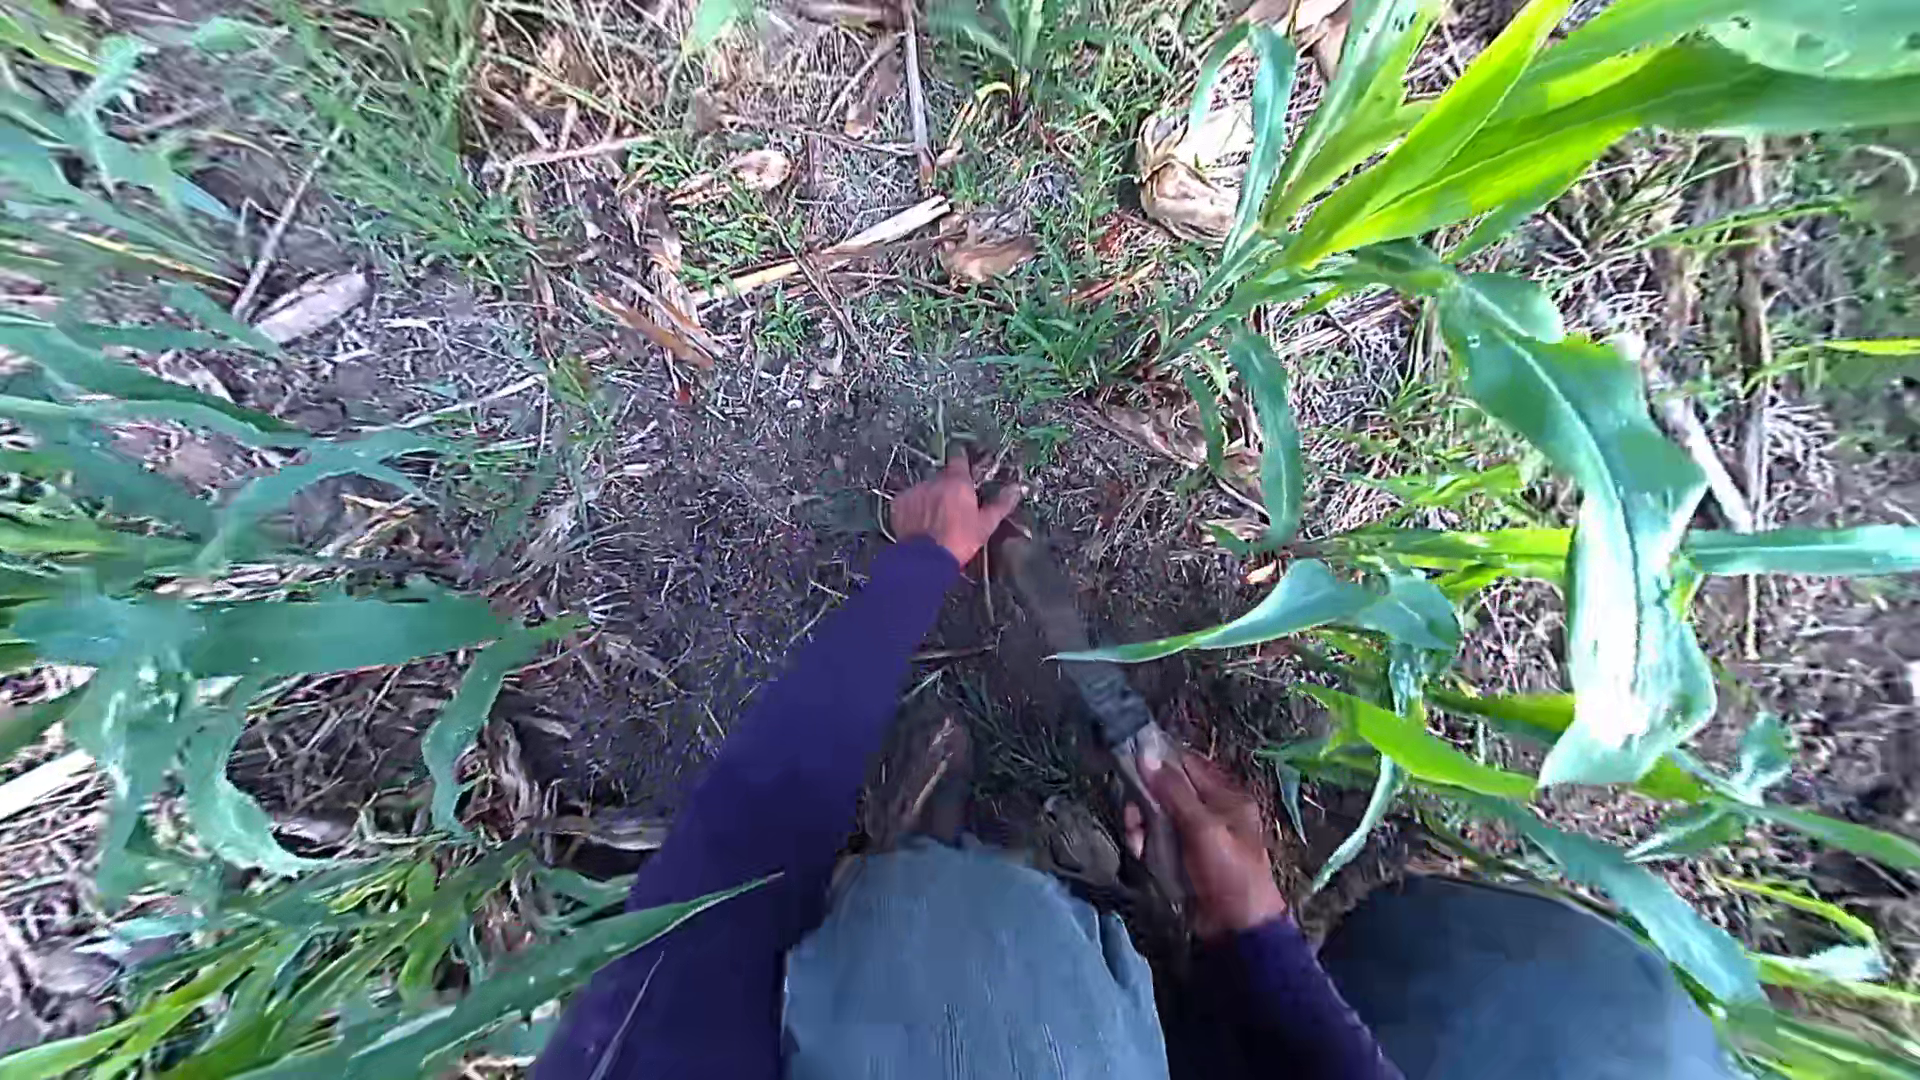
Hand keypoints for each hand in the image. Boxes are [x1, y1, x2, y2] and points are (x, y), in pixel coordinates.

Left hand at [890, 452, 1022, 565]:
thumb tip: (1014, 491)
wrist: (926, 560)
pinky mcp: (900, 503)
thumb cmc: (957, 542)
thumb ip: (1001, 504)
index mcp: (957, 483)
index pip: (959, 459)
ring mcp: (916, 491)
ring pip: (925, 489)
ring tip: (935, 520)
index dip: (962, 463)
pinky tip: (921, 523)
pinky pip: (909, 500)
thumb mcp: (985, 525)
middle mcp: (935, 481)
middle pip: (943, 477)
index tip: (964, 468)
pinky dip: (914, 508)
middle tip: (953, 508)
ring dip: (930, 498)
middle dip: (947, 488)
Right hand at [1141, 749, 1286, 938]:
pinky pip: (1156, 833)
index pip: (1185, 762)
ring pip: (1157, 810)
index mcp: (1226, 794)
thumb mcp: (1203, 828)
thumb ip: (1174, 790)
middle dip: (1145, 798)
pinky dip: (1145, 839)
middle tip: (1133, 816)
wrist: (1237, 934)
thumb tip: (1146, 754)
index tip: (1130, 765)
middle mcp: (1210, 807)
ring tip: (1136, 840)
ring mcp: (1195, 831)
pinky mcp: (1182, 851)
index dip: (1158, 761)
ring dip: (1141, 821)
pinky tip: (1140, 852)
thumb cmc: (1228, 874)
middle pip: (1166, 786)